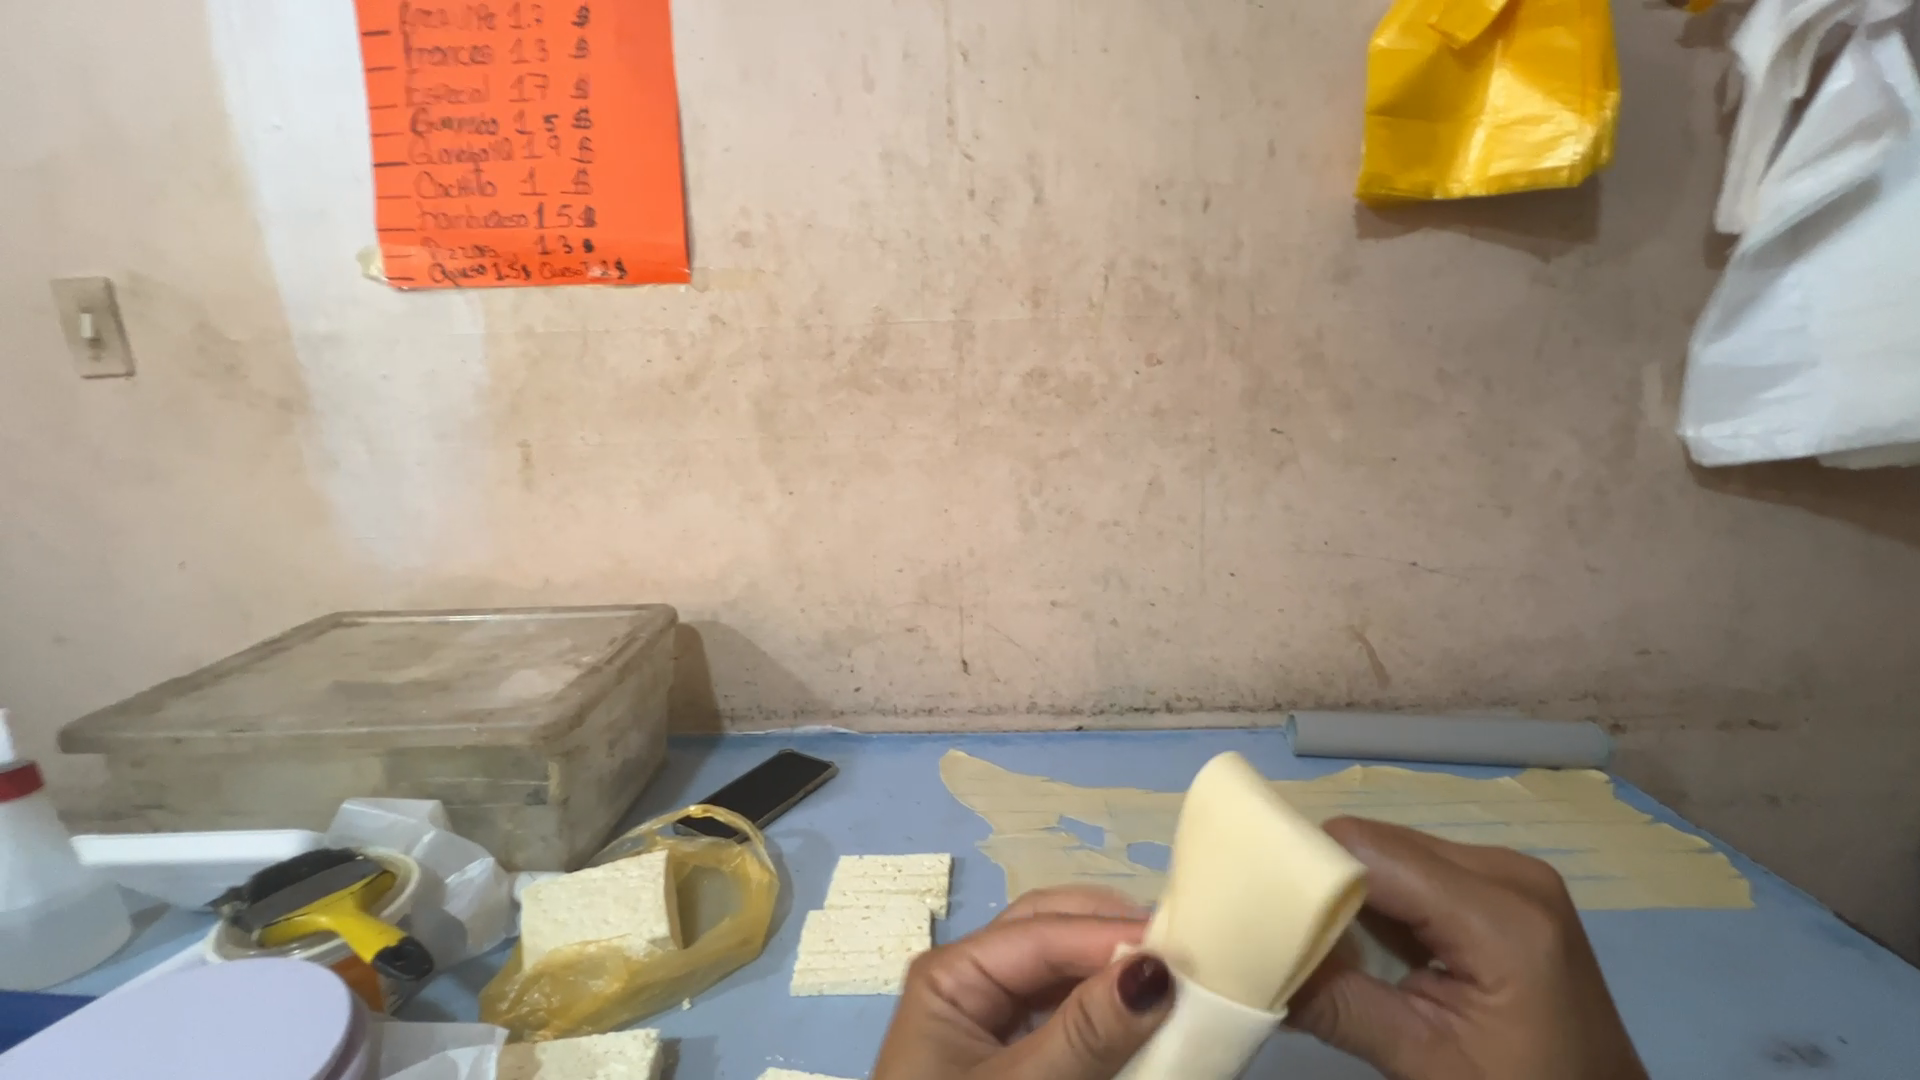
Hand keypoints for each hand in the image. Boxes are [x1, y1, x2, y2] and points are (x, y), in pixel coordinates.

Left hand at [873, 886, 1175, 1079]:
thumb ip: (1084, 1034)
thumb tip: (1153, 972)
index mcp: (952, 974)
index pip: (1040, 931)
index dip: (1108, 932)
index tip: (1178, 942)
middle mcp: (970, 979)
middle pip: (1049, 931)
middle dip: (1109, 933)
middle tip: (1178, 944)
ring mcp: (991, 1014)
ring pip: (1060, 967)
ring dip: (1110, 966)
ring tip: (1169, 968)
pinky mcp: (1013, 1052)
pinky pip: (1062, 1010)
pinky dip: (1101, 1007)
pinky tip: (1138, 1009)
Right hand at [1290, 818, 1647, 1079]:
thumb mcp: (1423, 1062)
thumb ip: (1336, 1004)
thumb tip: (1246, 962)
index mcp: (1500, 915)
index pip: (1368, 849)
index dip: (1309, 868)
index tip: (1268, 908)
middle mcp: (1508, 870)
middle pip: (1377, 841)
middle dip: (1328, 881)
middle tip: (1298, 933)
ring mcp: (1511, 870)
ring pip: (1390, 846)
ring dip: (1355, 887)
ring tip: (1339, 943)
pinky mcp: (1504, 880)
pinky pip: (1415, 863)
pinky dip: (1384, 893)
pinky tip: (1382, 941)